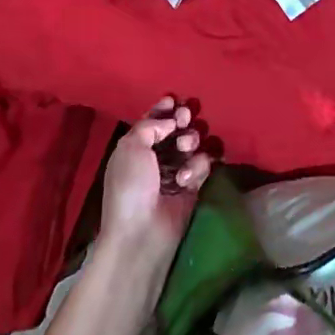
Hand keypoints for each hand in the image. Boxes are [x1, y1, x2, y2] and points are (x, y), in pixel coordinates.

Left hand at [98, 97, 212, 255]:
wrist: (142, 232)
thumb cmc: (130, 186)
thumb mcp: (131, 146)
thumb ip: (151, 125)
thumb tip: (171, 121)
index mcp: (137, 145)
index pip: (154, 119)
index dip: (165, 109)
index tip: (174, 102)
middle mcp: (157, 155)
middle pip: (178, 127)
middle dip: (183, 121)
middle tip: (184, 121)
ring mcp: (177, 170)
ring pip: (194, 143)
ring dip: (191, 141)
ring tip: (185, 150)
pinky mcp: (194, 185)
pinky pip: (204, 164)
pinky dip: (197, 167)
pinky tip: (186, 181)